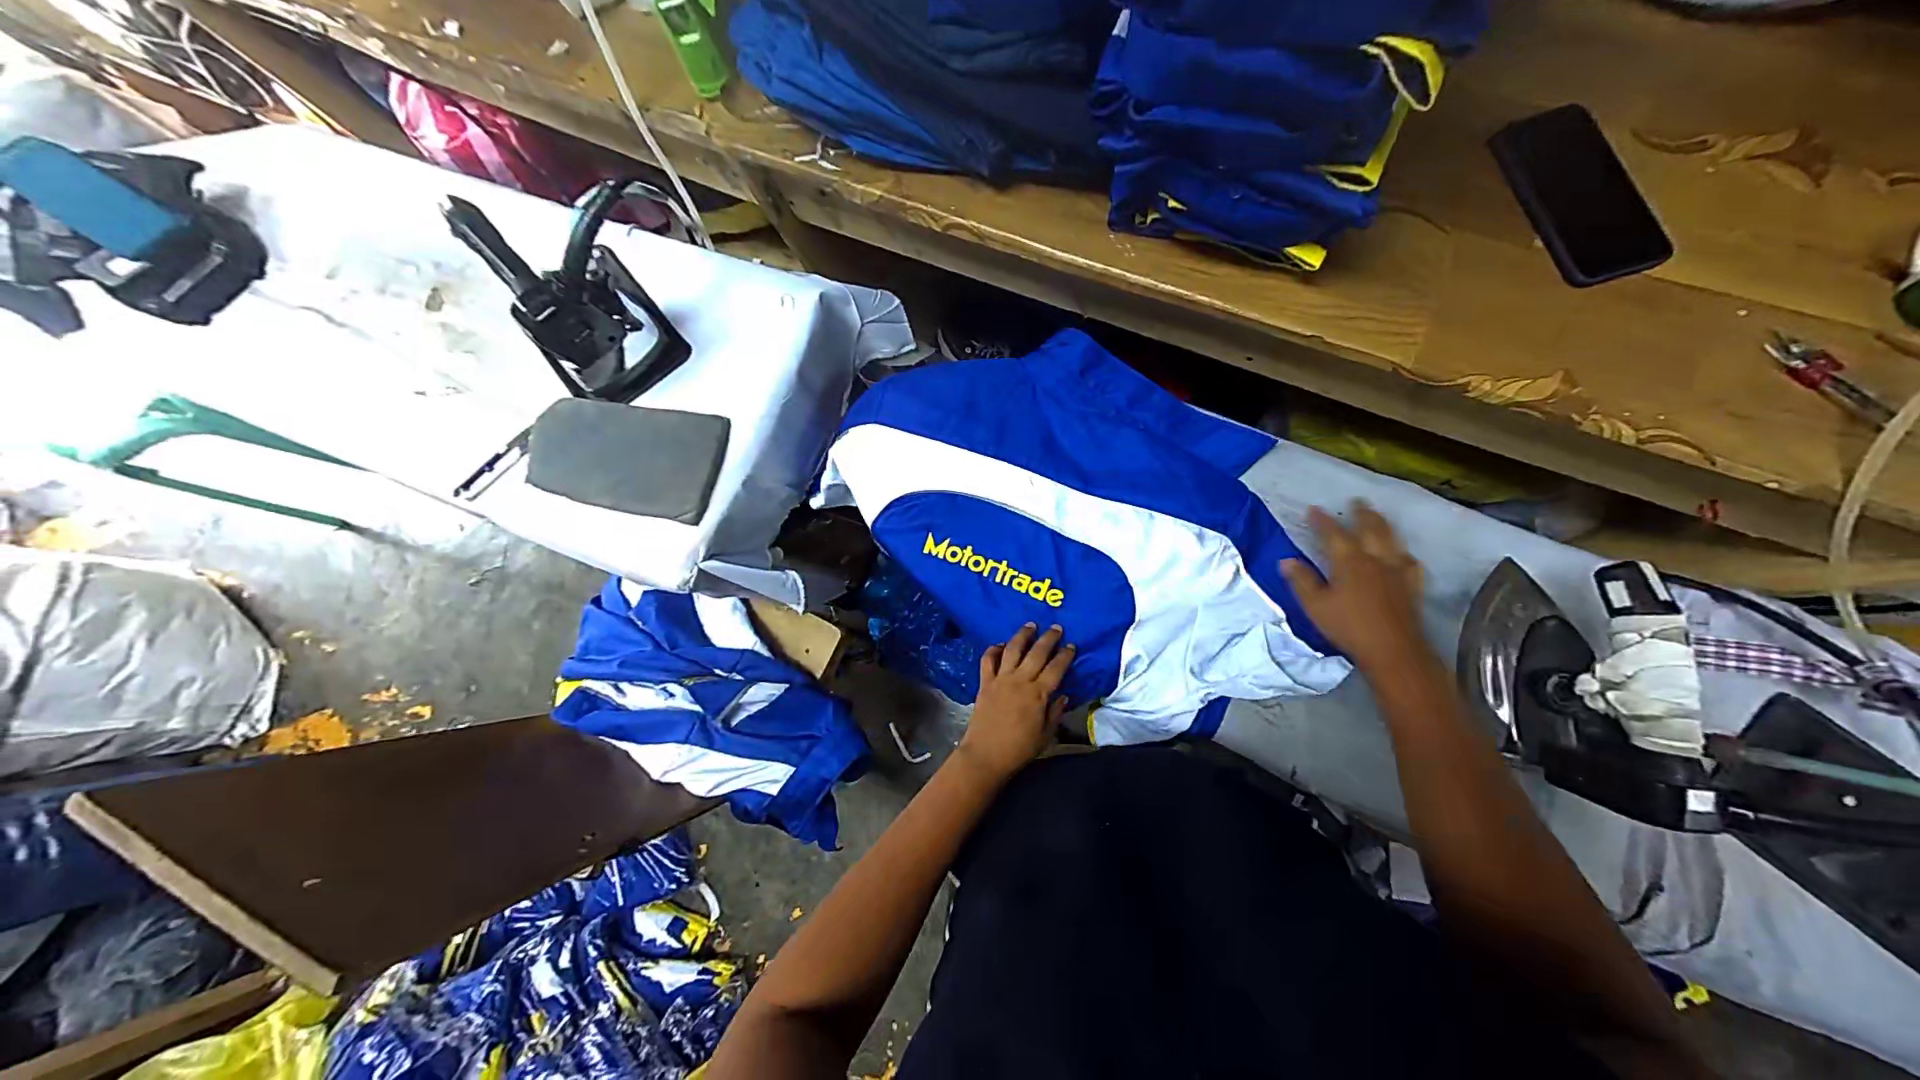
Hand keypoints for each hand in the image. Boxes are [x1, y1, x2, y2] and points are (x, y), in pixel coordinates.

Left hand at [955, 623, 1072, 781]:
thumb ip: (1055, 712)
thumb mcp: (1046, 734)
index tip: (1072, 645)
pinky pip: (988, 660)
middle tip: (1056, 628)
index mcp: (1038, 693)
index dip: (1065, 655)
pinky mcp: (985, 683)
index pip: (1056, 668)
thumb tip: (1063, 695)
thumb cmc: (1020, 748)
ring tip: (1030, 625)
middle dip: (1048, 638)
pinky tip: (1000, 644)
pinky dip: (993, 649)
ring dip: (1022, 635)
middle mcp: (1020, 680)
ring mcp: (1000, 679)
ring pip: (1012, 649)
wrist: (986, 755)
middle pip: (1037, 652)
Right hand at [1280, 501, 1429, 673]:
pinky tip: (1403, 553)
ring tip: (1378, 515)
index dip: (1323, 521)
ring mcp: (1397, 571)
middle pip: (1370, 529)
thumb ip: (1302, 581)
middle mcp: (1375, 560)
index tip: (1314, 509)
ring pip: (1392, 539)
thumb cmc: (1349, 627)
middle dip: (1361, 513)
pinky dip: (1403, 552)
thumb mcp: (1315, 606)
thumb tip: (1286, 560)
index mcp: (1349, 562)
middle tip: (1356, 500)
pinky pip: (1410, 561)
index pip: (1333, 534)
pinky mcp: (1413, 585)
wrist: (1393, 650)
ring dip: (1383, 524)